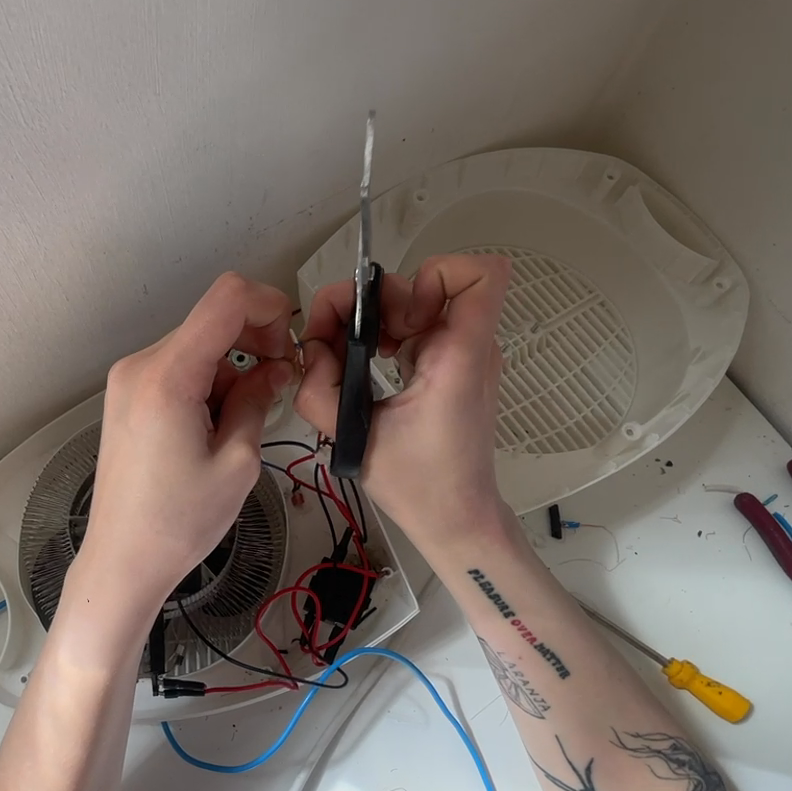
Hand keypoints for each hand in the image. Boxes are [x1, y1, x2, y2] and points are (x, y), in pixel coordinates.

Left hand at [84, 272, 295, 606]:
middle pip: (211, 321)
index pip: (227, 298)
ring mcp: (128, 382)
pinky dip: (206, 383)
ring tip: (247, 417)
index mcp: (168, 376)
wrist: (122, 560)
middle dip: (254, 341)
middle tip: (282, 381)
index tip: (291, 341)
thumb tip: (276, 369)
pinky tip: (219, 423)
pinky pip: (176, 370)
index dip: (269, 306)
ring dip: (231, 368)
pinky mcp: (126, 400)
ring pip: (196, 347)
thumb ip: (258, 401)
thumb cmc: (178, 523)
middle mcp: (140, 367)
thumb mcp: (238, 461)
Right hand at [295, 253, 513, 547]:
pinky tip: (369, 368)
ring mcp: (462, 355)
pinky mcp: (450, 366)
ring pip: (416, 301)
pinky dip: (386, 336)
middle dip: (373, 302)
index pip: (480, 273)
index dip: (431, 275)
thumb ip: (321, 390)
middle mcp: (469, 346)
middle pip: (424, 282)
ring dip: (375, 321)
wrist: (455, 517)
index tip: (397, 319)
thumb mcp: (355, 439)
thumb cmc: (417, 486)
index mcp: (458, 357)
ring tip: (352, 358)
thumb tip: (312, 348)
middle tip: (342, 342)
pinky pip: (418, 327)